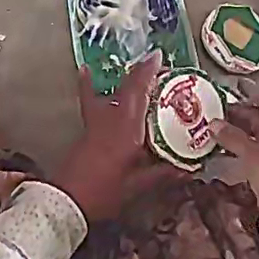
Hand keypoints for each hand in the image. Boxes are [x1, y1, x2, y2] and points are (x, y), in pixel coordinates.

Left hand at [54, 52, 186, 219]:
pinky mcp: (88, 129)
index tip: (158, 56)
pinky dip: (89, 86)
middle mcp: (112, 118)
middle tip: (160, 68)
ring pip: (114, 93)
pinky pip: (91, 101)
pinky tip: (86, 71)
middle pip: (128, 88)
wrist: (66, 202)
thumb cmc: (104, 192)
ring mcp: (96, 122)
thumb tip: (191, 168)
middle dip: (144, 75)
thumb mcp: (139, 185)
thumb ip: (164, 173)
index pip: (139, 91)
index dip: (149, 72)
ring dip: (127, 81)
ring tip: (137, 72)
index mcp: (127, 128)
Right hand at [215, 95, 258, 211]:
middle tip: (217, 115)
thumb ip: (234, 138)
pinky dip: (240, 148)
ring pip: (255, 135)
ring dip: (237, 132)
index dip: (247, 97)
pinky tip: (227, 153)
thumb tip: (216, 124)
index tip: (228, 97)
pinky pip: (253, 151)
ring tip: (217, 132)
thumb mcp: (255, 156)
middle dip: (237, 115)